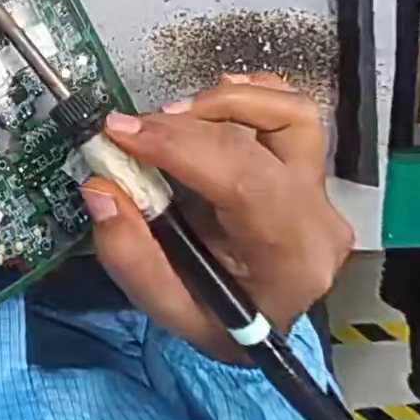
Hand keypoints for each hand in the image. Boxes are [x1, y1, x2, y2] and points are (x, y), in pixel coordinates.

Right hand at [80, 72, 353, 361]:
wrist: (258, 323)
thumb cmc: (216, 319)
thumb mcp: (165, 307)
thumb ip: (129, 254)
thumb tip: (101, 188)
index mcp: (290, 258)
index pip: (245, 182)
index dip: (179, 146)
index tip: (119, 132)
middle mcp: (317, 217)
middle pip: (266, 138)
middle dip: (183, 125)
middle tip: (127, 129)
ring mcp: (318, 190)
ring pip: (290, 112)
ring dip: (222, 102)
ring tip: (167, 116)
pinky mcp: (307, 169)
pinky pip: (288, 112)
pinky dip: (246, 96)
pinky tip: (204, 107)